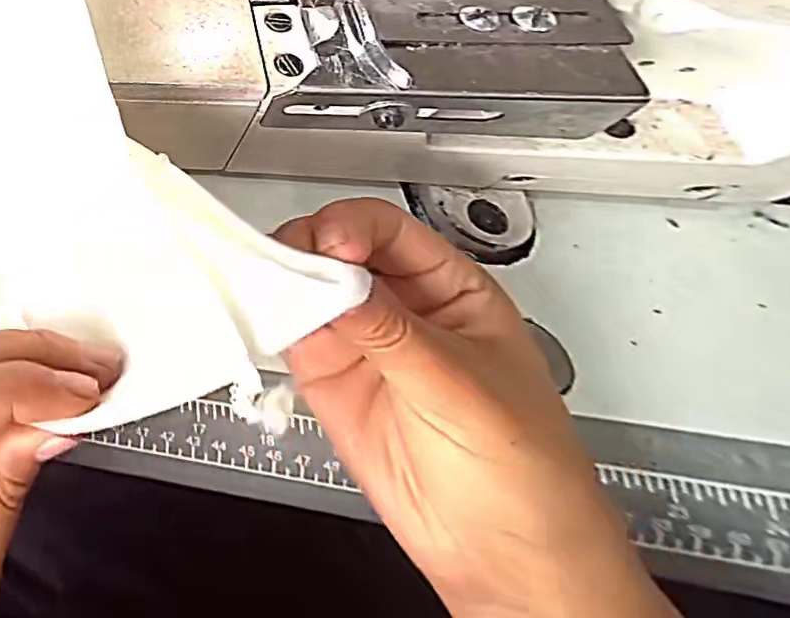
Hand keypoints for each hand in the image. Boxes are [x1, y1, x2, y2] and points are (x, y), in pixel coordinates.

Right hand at [276, 199, 676, 617]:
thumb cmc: (526, 474)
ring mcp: (356, 335)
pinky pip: (287, 328)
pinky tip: (264, 321)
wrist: (502, 563)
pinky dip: (267, 319)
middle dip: (306, 250)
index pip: (386, 229)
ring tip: (270, 293)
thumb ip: (394, 334)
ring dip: (281, 282)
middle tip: (289, 268)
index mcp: (444, 286)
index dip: (352, 227)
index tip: (330, 246)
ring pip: (303, 284)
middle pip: (334, 247)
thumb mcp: (464, 391)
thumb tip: (337, 284)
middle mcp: (395, 301)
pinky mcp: (326, 369)